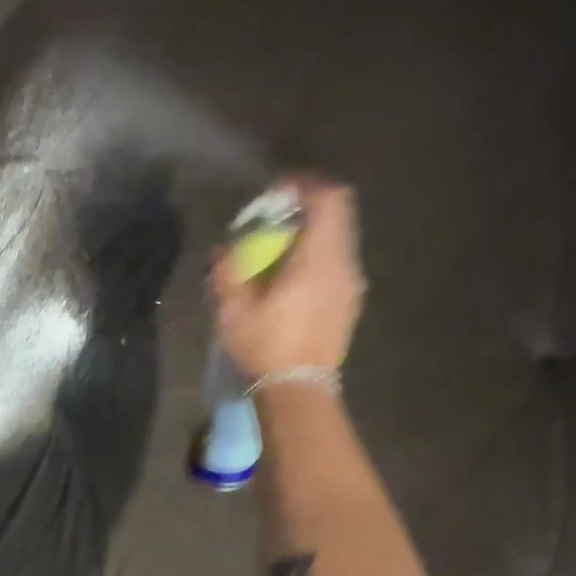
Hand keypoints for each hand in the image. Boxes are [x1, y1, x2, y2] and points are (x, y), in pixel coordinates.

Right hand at [211, 177, 364, 379]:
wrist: (299, 389)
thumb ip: (229, 272)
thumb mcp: (233, 310)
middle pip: (337, 216)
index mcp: (319, 258)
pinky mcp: (348, 303)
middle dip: (307, 209)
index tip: (278, 189)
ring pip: (338, 240)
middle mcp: (343, 264)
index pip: (329, 199)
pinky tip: (289, 278)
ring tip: (278, 249)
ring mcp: (351, 284)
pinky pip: (335, 263)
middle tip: (274, 217)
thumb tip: (225, 249)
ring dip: (311, 234)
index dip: (306, 186)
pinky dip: (316, 256)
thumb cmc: (266, 345)